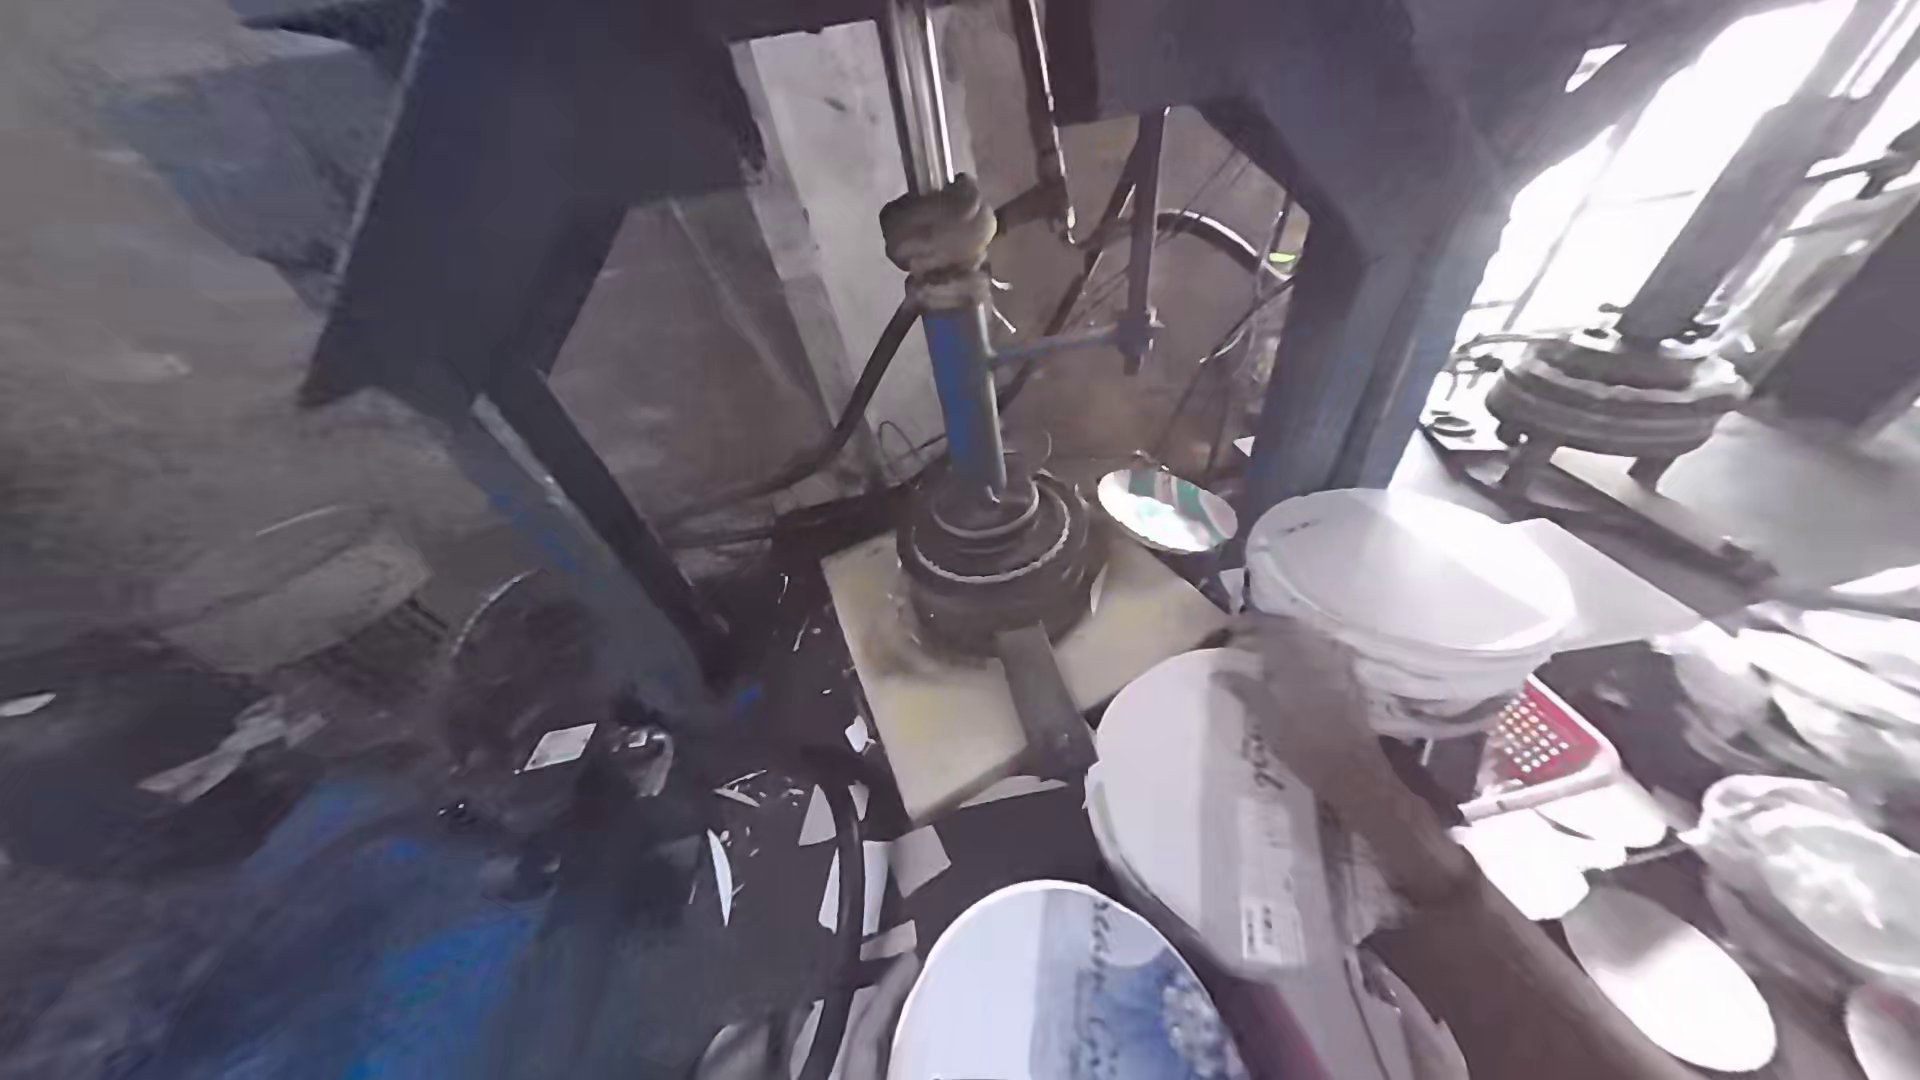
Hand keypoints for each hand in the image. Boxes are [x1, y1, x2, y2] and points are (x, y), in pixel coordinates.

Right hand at [1216, 614, 1395, 806]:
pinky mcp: (1350, 681)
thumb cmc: (1303, 745)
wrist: (1351, 771)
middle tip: (1246, 635)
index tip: (1229, 627)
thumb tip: (1219, 672)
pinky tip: (1298, 662)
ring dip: (1288, 636)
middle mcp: (1319, 656)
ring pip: (1310, 637)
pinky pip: (1326, 651)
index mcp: (1296, 661)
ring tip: (1268, 645)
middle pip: (1292, 627)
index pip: (1270, 628)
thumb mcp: (1266, 717)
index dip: (1248, 623)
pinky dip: (1307, 649)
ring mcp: (1338, 667)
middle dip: (1267, 626)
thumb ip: (1244, 688)